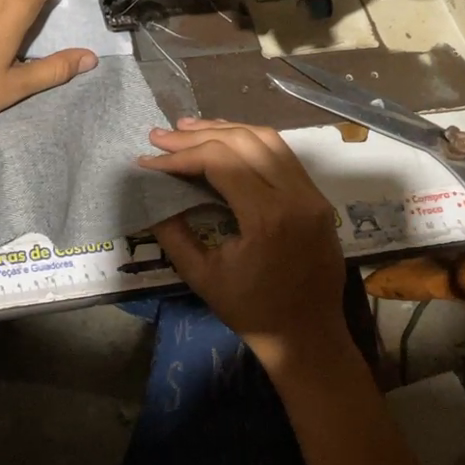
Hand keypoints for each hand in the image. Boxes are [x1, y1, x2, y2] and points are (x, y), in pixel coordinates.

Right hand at [139, 118, 349, 365]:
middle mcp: (296, 196)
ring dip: (224, 129)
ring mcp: (312, 195)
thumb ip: (173, 232)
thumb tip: (150, 196)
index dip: (179, 155)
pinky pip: (283, 154)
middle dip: (196, 135)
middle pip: (242, 141)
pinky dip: (248, 141)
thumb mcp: (201, 275)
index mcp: (268, 217)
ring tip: (187, 128)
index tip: (148, 161)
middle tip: (159, 136)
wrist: (308, 336)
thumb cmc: (251, 310)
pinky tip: (222, 142)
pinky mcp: (317, 198)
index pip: (219, 161)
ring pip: (267, 139)